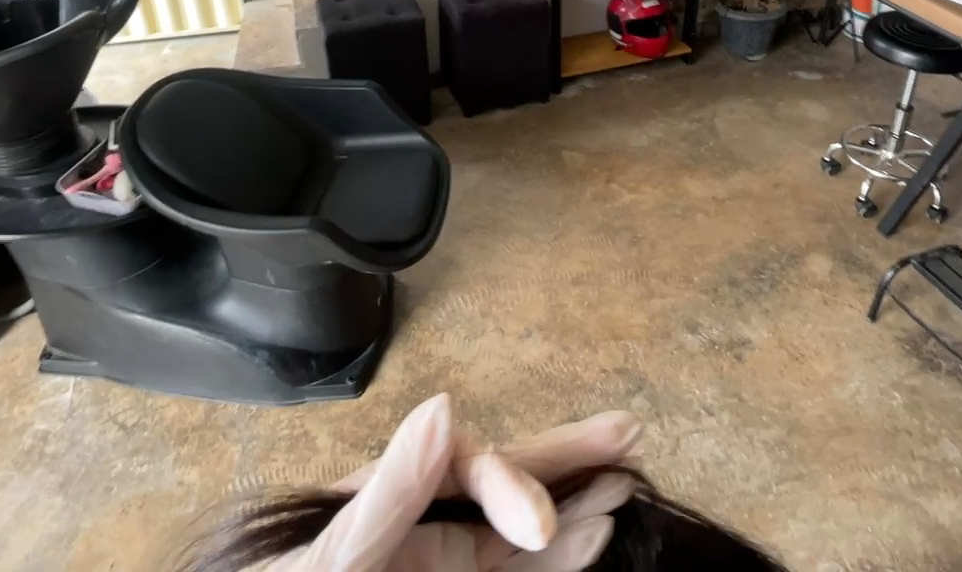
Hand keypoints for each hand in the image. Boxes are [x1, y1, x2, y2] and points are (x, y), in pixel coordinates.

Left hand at [270, 394, 641, 571]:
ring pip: (518, 526)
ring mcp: (440, 560)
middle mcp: (421, 518)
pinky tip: (592, 533)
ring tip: (623, 479)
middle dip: (565, 456)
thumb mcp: (336, 553)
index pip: (463, 464)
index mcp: (388, 492)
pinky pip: (514, 571)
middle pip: (505, 478)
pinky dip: (557, 555)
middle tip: (625, 431)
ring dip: (573, 502)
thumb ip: (390, 489)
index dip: (509, 480)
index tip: (538, 523)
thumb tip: (446, 406)